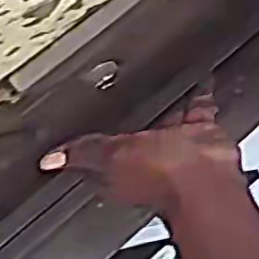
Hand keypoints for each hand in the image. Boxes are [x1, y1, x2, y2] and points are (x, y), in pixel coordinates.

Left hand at [38, 92, 244, 215]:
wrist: (208, 176)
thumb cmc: (164, 176)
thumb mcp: (115, 157)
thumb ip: (87, 153)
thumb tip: (49, 159)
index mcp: (117, 172)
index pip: (96, 157)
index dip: (89, 144)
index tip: (83, 130)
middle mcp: (145, 161)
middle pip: (132, 138)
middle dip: (131, 123)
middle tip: (123, 103)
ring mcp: (175, 148)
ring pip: (165, 124)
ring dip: (165, 109)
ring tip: (160, 86)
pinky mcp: (200, 135)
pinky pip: (197, 111)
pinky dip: (197, 97)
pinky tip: (197, 83)